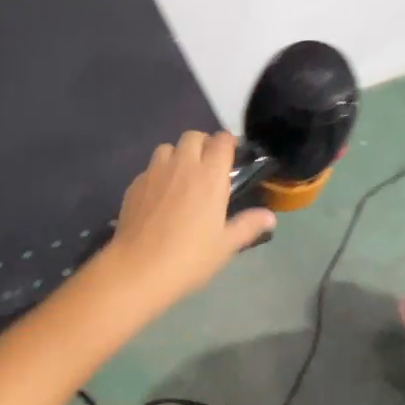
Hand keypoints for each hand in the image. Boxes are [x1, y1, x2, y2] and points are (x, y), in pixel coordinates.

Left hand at [103, 131, 274, 300]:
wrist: (139, 267)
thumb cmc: (190, 257)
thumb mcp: (225, 245)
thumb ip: (247, 225)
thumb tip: (270, 216)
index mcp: (209, 176)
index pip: (221, 141)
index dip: (227, 143)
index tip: (231, 154)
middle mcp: (182, 165)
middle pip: (192, 136)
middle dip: (202, 144)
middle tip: (208, 166)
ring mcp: (154, 172)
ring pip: (167, 147)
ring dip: (177, 155)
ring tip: (181, 177)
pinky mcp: (134, 184)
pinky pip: (149, 168)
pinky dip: (158, 174)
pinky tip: (159, 196)